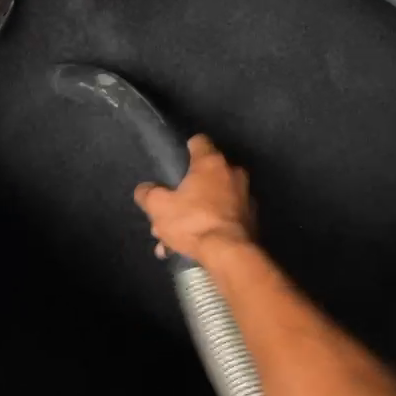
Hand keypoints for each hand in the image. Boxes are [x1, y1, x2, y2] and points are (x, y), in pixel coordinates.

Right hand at [133, 134, 256, 263]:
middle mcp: (233, 174)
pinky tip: (193, 246)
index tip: (177, 161)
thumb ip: (148, 194)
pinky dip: (209, 227)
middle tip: (169, 211)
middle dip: (186, 192)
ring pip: (213, 201)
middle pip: (205, 176)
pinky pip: (223, 218)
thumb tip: (144, 189)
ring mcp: (245, 197)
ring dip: (195, 214)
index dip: (186, 148)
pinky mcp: (251, 220)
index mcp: (211, 163)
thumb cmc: (192, 221)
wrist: (229, 253)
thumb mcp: (158, 207)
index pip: (199, 142)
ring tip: (175, 238)